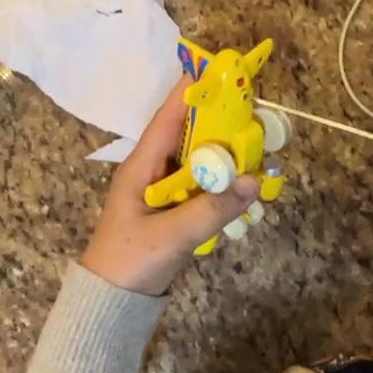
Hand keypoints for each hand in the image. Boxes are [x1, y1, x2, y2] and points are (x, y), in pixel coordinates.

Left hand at [81, 79, 261, 295]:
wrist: (112, 303)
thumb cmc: (130, 262)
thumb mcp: (170, 236)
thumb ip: (211, 209)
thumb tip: (255, 181)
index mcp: (141, 167)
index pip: (168, 119)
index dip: (191, 93)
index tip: (217, 69)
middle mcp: (153, 171)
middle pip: (189, 136)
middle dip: (220, 122)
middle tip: (255, 110)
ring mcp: (165, 192)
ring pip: (199, 161)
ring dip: (226, 154)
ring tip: (261, 143)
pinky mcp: (176, 211)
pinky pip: (204, 186)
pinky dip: (224, 182)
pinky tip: (248, 183)